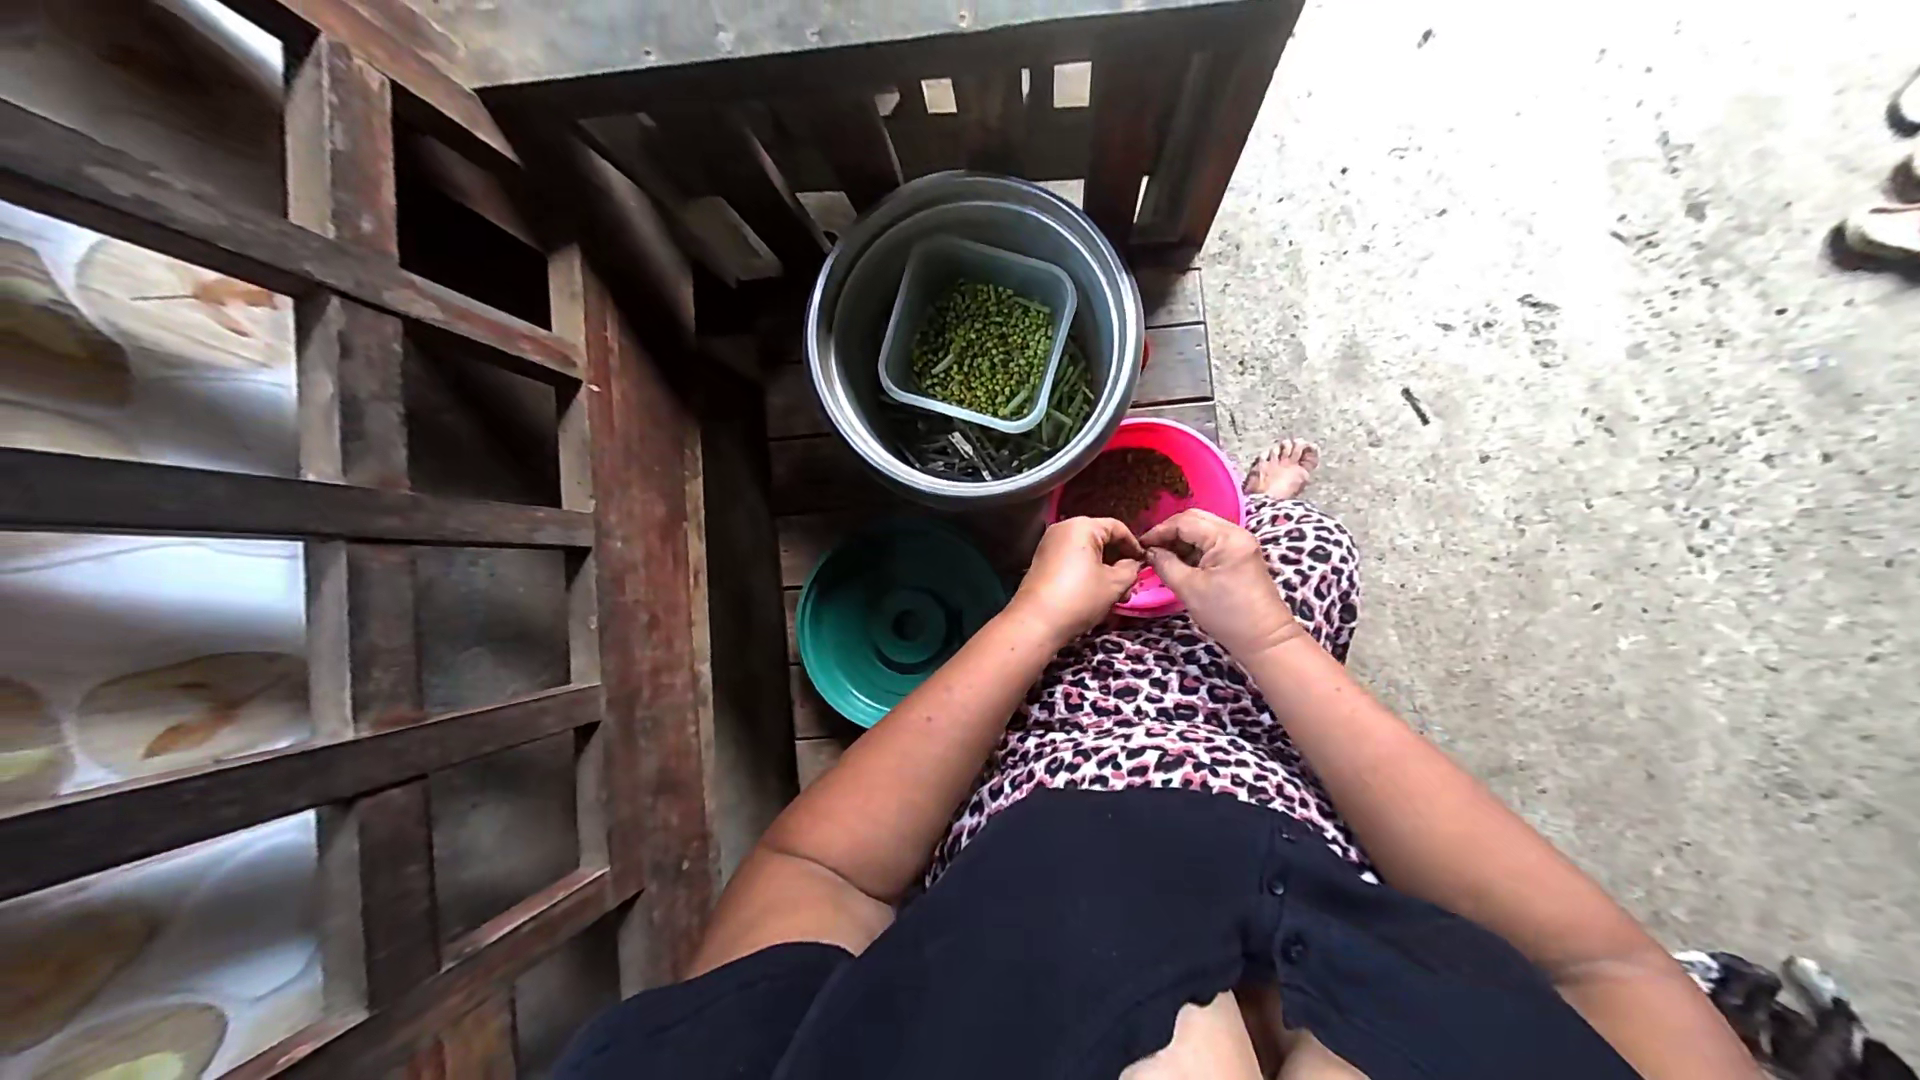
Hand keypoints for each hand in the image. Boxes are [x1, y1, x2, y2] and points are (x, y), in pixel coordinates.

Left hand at [1010, 517, 1144, 644]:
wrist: (1035, 622)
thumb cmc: (1079, 597)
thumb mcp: (1114, 583)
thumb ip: (1130, 568)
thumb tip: (1132, 563)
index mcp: (1081, 526)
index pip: (1117, 528)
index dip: (1134, 545)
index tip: (1145, 563)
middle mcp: (1063, 529)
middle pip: (1101, 540)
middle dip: (1119, 562)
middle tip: (1131, 585)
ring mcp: (1049, 545)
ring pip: (1087, 554)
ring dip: (1105, 572)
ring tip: (1118, 596)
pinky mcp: (1042, 562)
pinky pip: (1072, 562)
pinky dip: (1088, 574)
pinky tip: (1097, 595)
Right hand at [1140, 509, 1305, 658]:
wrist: (1264, 639)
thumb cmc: (1226, 614)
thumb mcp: (1188, 588)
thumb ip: (1165, 564)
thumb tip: (1149, 552)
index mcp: (1226, 538)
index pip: (1184, 522)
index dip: (1158, 531)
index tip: (1140, 546)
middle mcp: (1236, 533)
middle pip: (1194, 520)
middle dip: (1169, 532)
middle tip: (1149, 549)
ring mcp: (1240, 543)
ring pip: (1202, 530)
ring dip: (1180, 540)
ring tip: (1161, 557)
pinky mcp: (1240, 555)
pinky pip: (1210, 542)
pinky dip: (1192, 549)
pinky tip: (1178, 562)